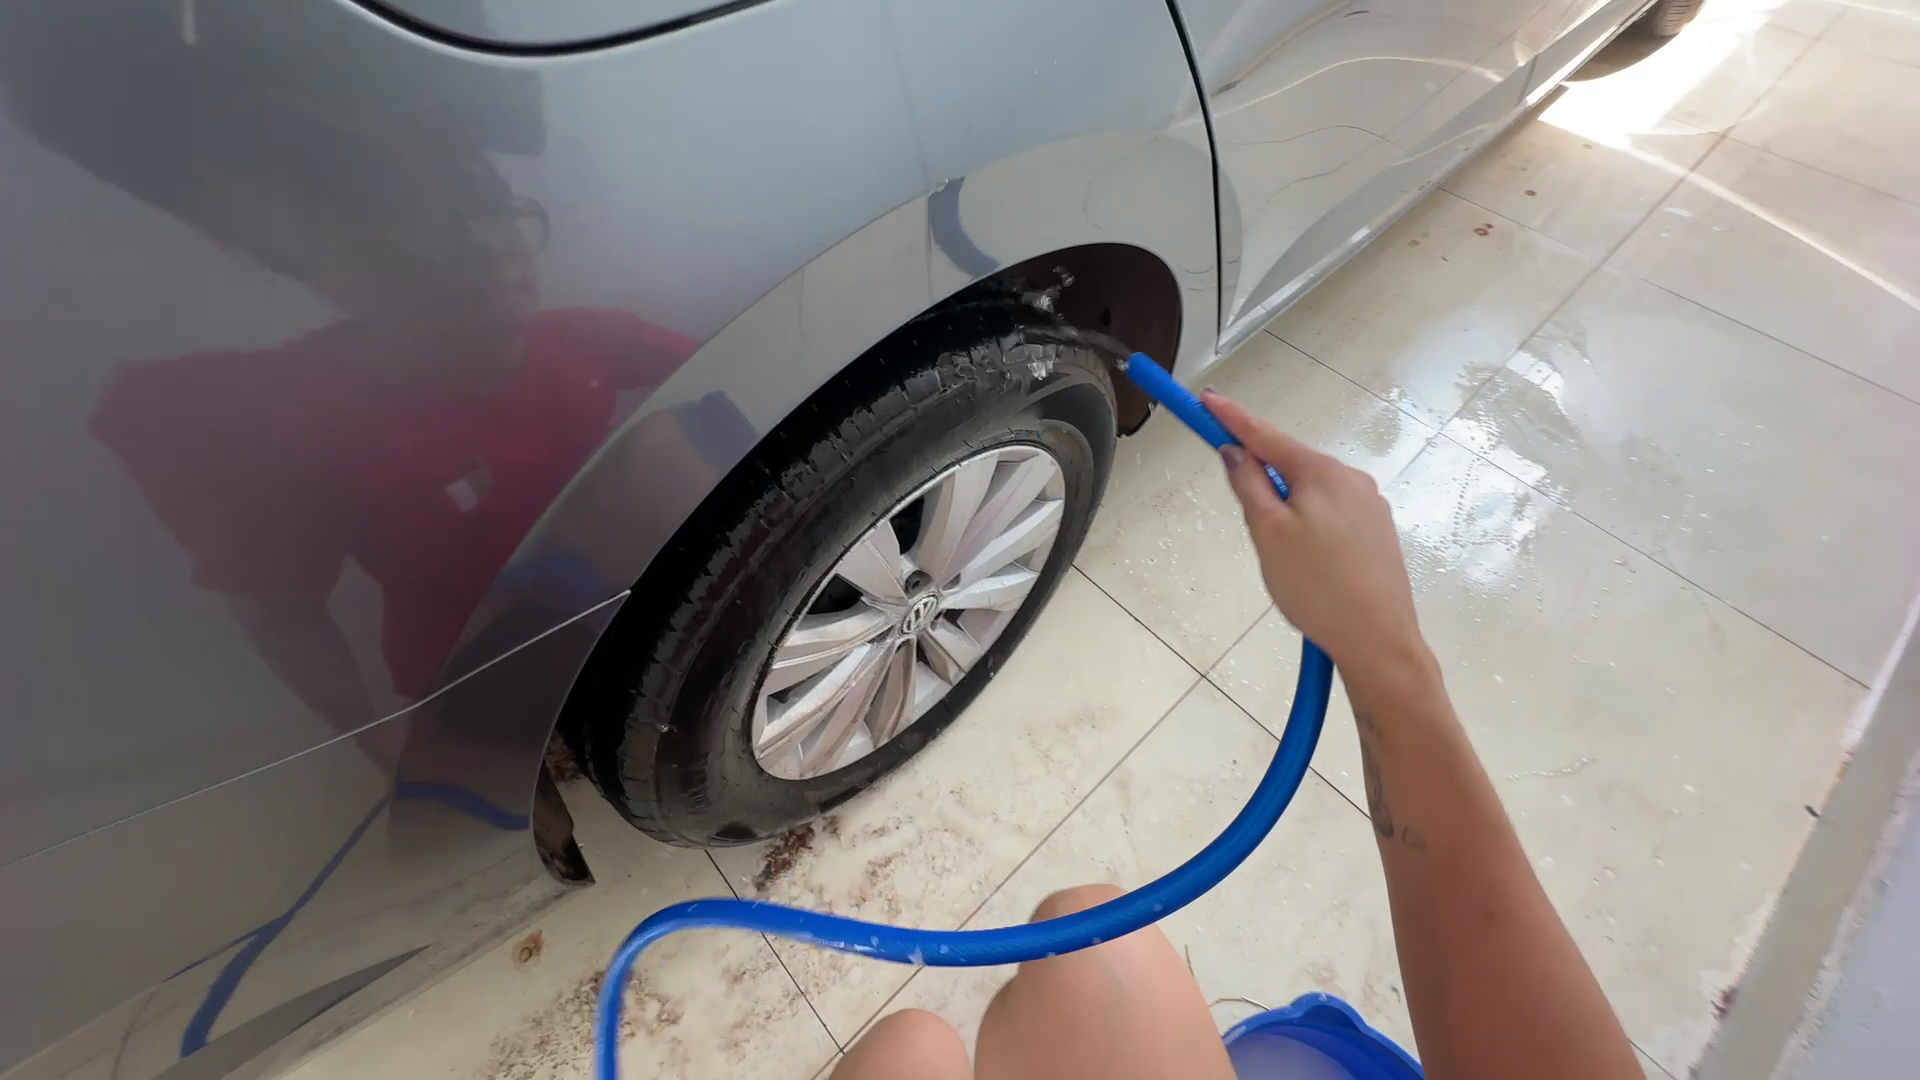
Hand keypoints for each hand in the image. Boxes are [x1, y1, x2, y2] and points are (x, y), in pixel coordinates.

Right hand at [1203, 390, 1429, 687]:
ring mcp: (1369, 506)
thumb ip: (1248, 486)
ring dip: (1283, 507)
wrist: (1378, 640)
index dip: (1231, 418)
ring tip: (1280, 558)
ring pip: (1308, 492)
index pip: (1266, 436)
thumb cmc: (1314, 586)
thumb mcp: (1267, 533)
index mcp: (1323, 473)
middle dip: (1261, 478)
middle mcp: (1351, 479)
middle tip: (1248, 521)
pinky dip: (1305, 523)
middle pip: (1290, 464)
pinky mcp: (1376, 532)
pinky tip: (1305, 562)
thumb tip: (1234, 451)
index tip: (1204, 397)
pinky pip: (1327, 513)